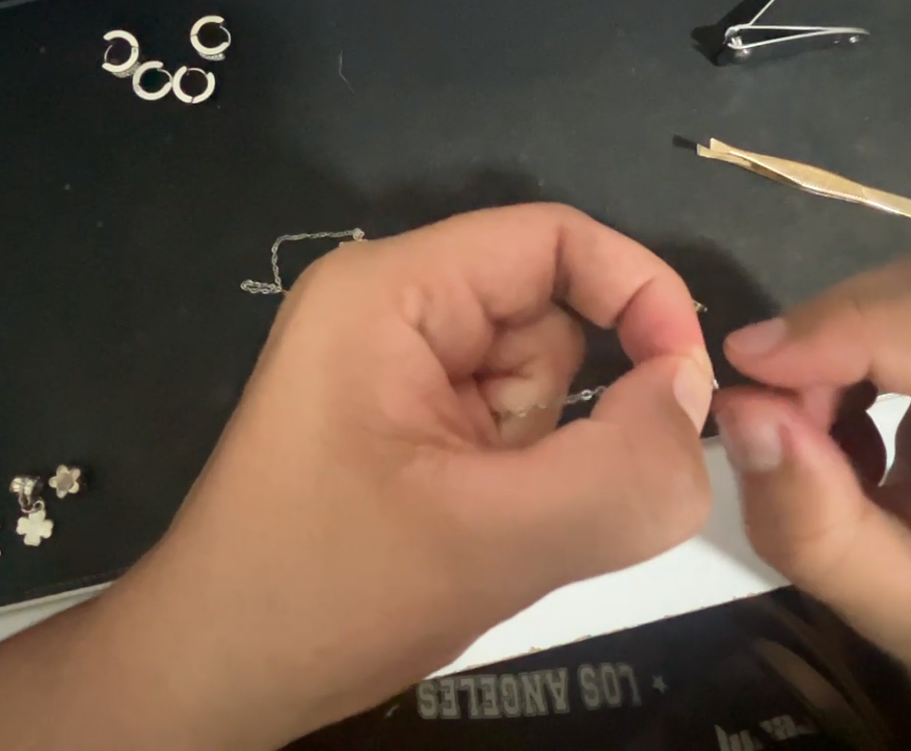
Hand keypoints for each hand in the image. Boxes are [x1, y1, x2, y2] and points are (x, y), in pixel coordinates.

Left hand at [104, 205, 715, 747]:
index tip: (686, 384)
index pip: (550, 238)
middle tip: (529, 494)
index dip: (636, 290)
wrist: (218, 671)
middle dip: (562, 409)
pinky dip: (516, 469)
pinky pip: (502, 413)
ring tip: (478, 516)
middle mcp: (390, 301)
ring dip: (537, 450)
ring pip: (533, 372)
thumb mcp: (492, 540)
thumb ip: (621, 470)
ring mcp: (394, 354)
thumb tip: (692, 391)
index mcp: (392, 289)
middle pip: (545, 311)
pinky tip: (465, 520)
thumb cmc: (326, 593)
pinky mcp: (402, 404)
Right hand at [714, 249, 910, 748]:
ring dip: (848, 329)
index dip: (871, 334)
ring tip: (813, 410)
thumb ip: (812, 526)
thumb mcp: (886, 613)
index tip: (753, 357)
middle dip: (841, 331)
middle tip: (773, 403)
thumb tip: (744, 407)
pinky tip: (853, 395)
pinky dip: (866, 332)